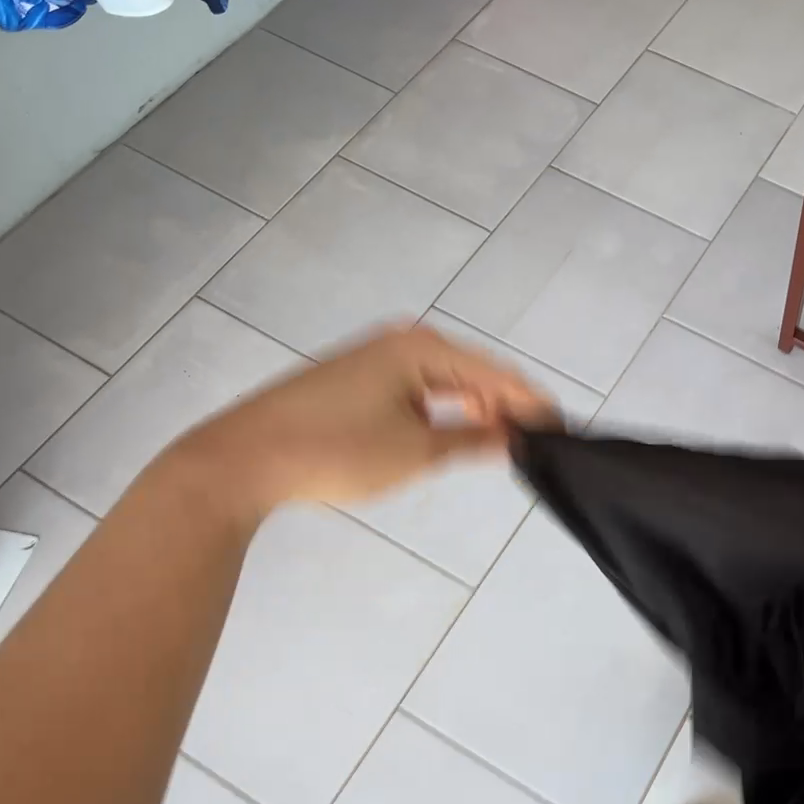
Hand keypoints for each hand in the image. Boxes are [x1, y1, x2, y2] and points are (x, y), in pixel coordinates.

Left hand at [166, 325, 557, 512]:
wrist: (238, 462)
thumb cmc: (336, 452)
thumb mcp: (417, 452)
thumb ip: (476, 442)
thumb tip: (519, 440)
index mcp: (423, 347)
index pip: (497, 375)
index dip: (532, 405)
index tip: (564, 431)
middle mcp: (405, 342)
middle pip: (475, 373)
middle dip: (507, 407)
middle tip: (537, 443)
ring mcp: (378, 358)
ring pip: (448, 382)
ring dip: (477, 410)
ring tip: (505, 443)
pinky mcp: (359, 378)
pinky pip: (421, 389)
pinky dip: (445, 410)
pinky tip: (458, 432)